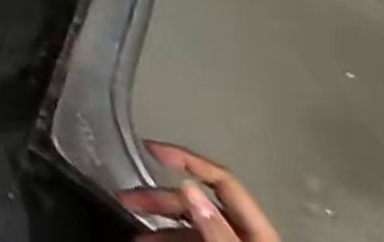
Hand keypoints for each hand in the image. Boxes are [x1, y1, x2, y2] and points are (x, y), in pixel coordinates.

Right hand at [116, 141, 278, 241]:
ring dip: (159, 225)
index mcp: (257, 231)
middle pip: (198, 204)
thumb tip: (187, 188)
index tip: (151, 150)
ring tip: (134, 236)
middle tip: (127, 198)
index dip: (187, 159)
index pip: (222, 181)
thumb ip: (216, 231)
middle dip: (160, 198)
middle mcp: (243, 236)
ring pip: (190, 227)